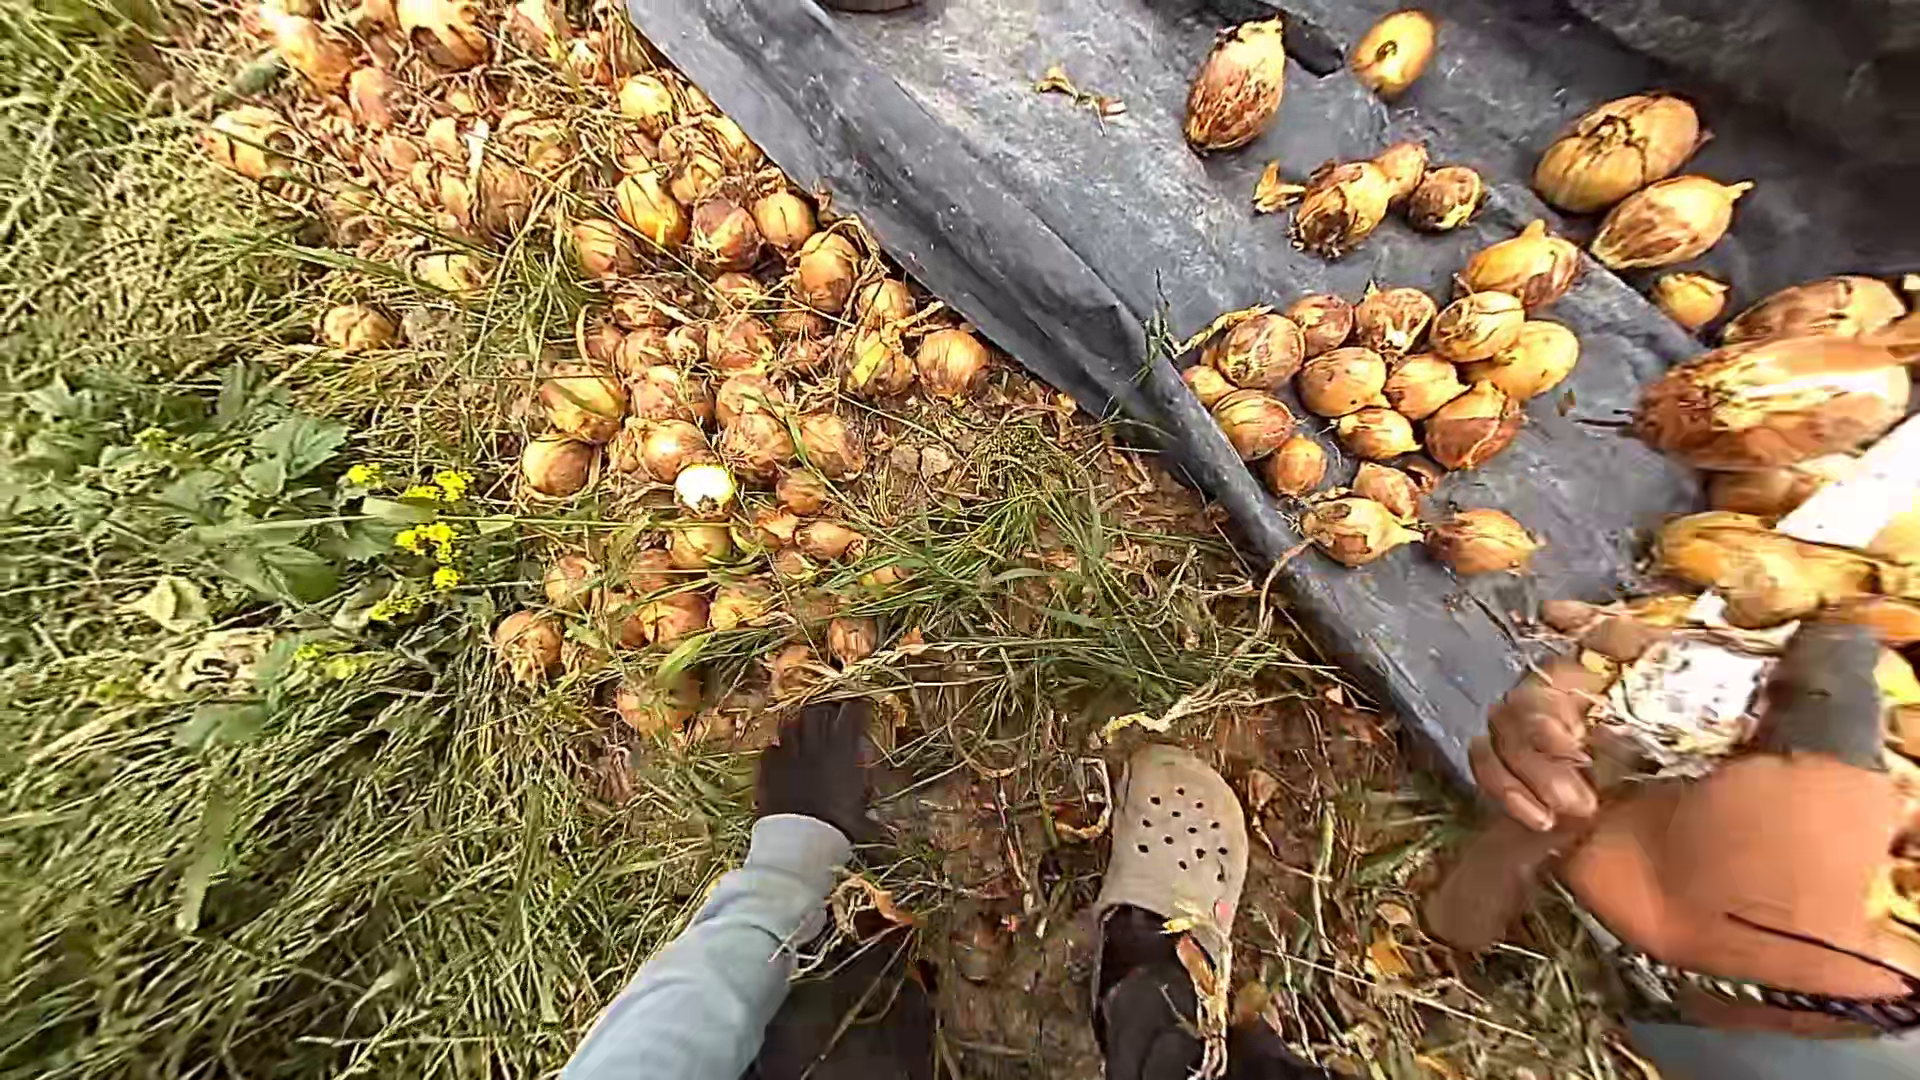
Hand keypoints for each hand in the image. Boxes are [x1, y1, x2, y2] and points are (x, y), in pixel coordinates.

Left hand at [756, 700, 873, 842]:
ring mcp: (788, 753)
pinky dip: (777, 751)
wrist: (800, 840)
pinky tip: (781, 757)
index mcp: (841, 747)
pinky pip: (771, 749)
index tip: (861, 712)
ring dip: (798, 727)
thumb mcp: (863, 802)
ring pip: (791, 724)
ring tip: (804, 735)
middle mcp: (815, 743)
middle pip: (817, 712)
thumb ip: (869, 782)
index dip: (856, 711)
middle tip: (830, 720)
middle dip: (824, 712)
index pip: (850, 714)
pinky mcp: (768, 767)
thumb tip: (882, 775)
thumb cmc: (838, 823)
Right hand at [1474, 602, 1919, 1011]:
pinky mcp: (1531, 795)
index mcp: (1673, 712)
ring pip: (1503, 720)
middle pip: (1542, 682)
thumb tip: (1837, 624)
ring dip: (1525, 757)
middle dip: (1541, 710)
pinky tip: (1540, 819)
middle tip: (1568, 747)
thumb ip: (1817, 692)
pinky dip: (1500, 783)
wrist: (1741, 938)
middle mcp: (1613, 728)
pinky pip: (1485, 763)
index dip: (1588, 627)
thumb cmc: (1787, 846)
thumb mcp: (1824, 767)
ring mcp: (1567, 764)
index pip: (1619, 648)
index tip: (1555, 616)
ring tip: (1573, 806)